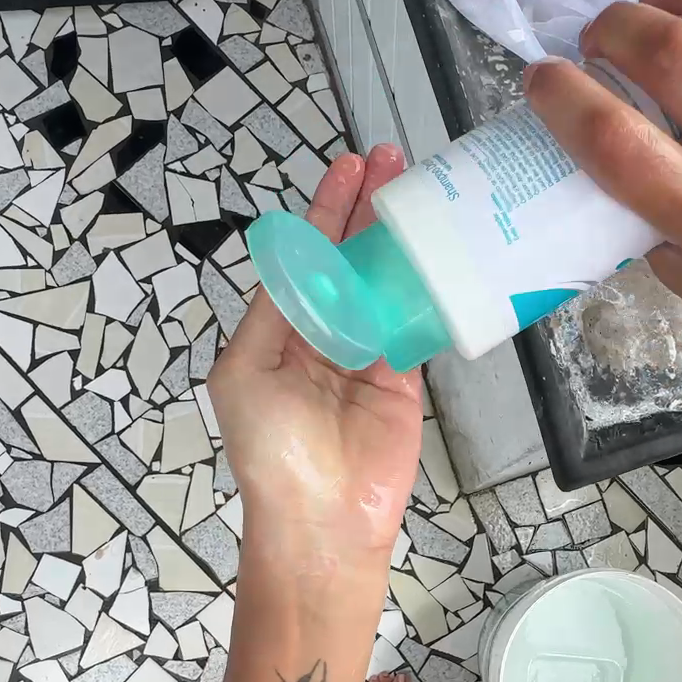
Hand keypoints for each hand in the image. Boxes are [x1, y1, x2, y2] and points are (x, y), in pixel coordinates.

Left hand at [209, 145, 423, 558]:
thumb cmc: (272, 450)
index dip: (325, 210)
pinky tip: (437, 250)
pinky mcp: (404, 379)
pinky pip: (415, 325)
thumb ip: (275, 314)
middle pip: (349, 262)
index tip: (348, 166)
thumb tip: (307, 261)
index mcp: (279, 333)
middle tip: (393, 160)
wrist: (322, 521)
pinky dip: (425, 289)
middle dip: (367, 211)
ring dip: (399, 242)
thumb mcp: (245, 373)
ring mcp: (368, 356)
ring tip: (419, 193)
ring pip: (386, 286)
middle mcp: (325, 336)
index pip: (306, 258)